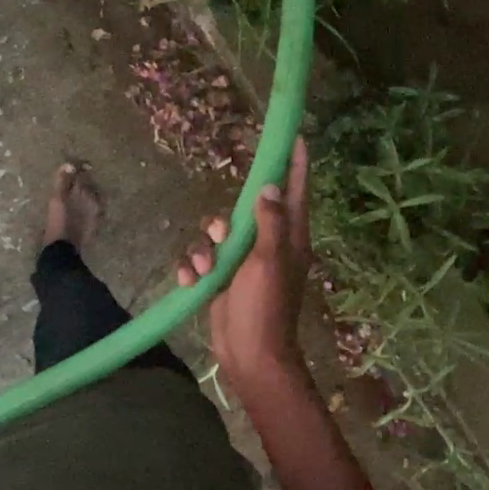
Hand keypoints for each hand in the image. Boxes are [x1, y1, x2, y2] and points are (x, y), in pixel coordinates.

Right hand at [177, 137, 312, 391]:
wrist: (249, 355)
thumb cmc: (266, 307)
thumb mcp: (269, 260)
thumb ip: (270, 221)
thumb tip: (270, 185)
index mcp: (290, 237)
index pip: (295, 189)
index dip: (294, 161)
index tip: (292, 134)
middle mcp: (268, 244)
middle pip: (246, 209)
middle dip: (227, 220)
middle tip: (223, 235)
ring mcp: (243, 263)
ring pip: (216, 235)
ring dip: (204, 249)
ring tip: (205, 268)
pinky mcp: (221, 279)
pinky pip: (201, 259)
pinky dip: (194, 269)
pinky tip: (193, 283)